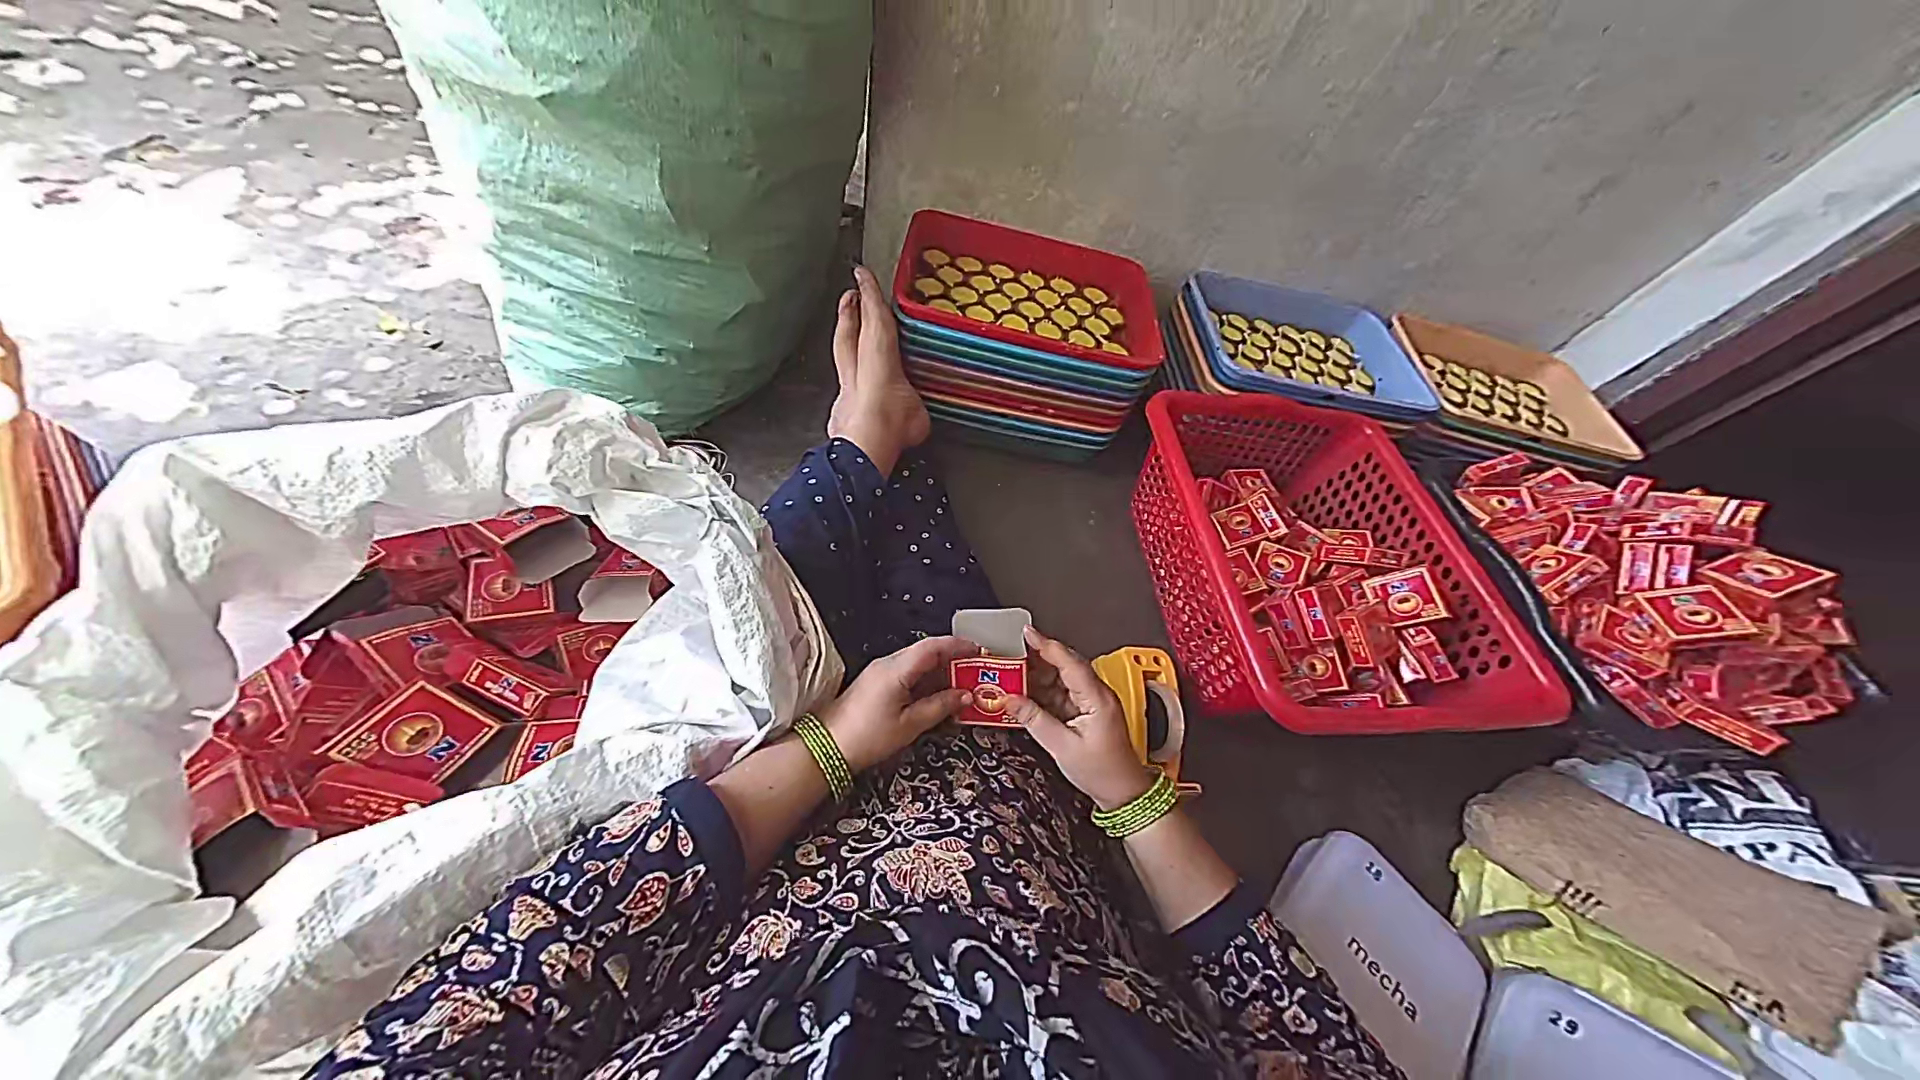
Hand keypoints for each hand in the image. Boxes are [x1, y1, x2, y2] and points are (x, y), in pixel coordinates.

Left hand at [816, 636, 977, 770]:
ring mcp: (880, 672)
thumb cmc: (868, 736)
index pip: (932, 647)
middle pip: (926, 652)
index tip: (978, 650)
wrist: (827, 747)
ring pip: (917, 663)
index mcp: (897, 669)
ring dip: (940, 671)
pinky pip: (907, 674)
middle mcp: (888, 664)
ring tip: (962, 684)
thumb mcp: (910, 724)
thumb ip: (940, 706)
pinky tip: (938, 694)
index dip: (957, 646)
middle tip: (975, 669)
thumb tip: (965, 696)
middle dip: (953, 658)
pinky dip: (926, 680)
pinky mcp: (876, 683)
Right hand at [1006, 627, 1157, 810]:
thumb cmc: (1103, 772)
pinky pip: (1062, 692)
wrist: (1124, 793)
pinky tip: (1026, 693)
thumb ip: (1034, 720)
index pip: (1069, 661)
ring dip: (1038, 675)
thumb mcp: (1062, 747)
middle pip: (1064, 665)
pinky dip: (1043, 691)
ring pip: (1061, 678)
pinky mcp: (1087, 709)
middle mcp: (1097, 693)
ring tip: (1012, 674)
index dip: (1046, 645)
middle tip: (1011, 653)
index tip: (1026, 634)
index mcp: (1097, 698)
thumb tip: (1009, 699)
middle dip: (1037, 657)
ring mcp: (1093, 700)